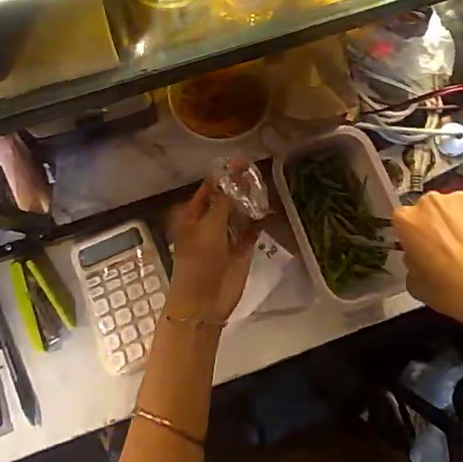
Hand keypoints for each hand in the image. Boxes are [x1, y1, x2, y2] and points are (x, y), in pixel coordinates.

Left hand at [164, 179, 260, 324]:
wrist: (205, 301)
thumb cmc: (200, 261)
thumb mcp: (210, 226)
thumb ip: (223, 201)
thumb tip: (231, 174)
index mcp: (193, 216)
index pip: (209, 189)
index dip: (223, 175)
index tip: (241, 160)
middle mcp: (209, 223)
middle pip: (226, 200)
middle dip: (239, 187)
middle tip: (257, 170)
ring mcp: (225, 237)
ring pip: (240, 214)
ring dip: (250, 202)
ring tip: (265, 185)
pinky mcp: (241, 250)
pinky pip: (251, 230)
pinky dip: (259, 220)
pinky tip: (269, 208)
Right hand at [393, 192, 462, 348]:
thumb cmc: (446, 288)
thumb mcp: (414, 282)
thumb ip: (413, 261)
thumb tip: (420, 258)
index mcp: (406, 218)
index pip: (407, 220)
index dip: (418, 234)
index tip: (426, 248)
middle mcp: (430, 201)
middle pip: (434, 208)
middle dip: (441, 223)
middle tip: (453, 248)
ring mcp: (461, 198)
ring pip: (461, 206)